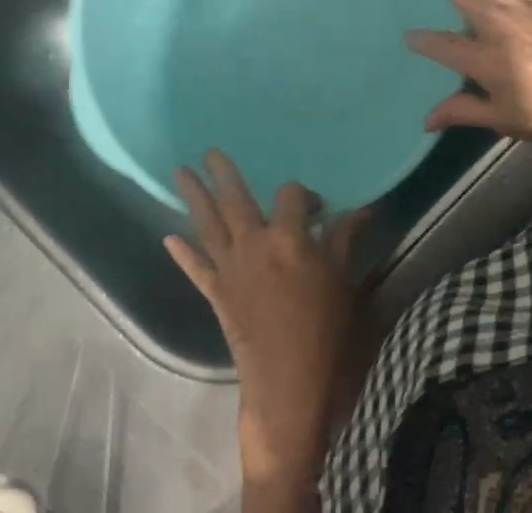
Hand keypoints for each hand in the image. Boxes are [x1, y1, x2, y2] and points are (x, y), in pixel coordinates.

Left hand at [164, 151, 368, 490]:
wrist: (288, 381)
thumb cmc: (324, 327)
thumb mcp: (343, 278)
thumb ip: (345, 239)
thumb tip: (362, 209)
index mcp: (288, 237)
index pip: (291, 196)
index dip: (304, 195)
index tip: (318, 207)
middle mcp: (253, 244)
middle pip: (235, 200)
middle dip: (222, 174)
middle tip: (208, 151)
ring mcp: (230, 268)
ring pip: (208, 225)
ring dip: (194, 197)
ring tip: (179, 172)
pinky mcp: (217, 293)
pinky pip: (196, 268)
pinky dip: (183, 253)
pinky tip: (169, 237)